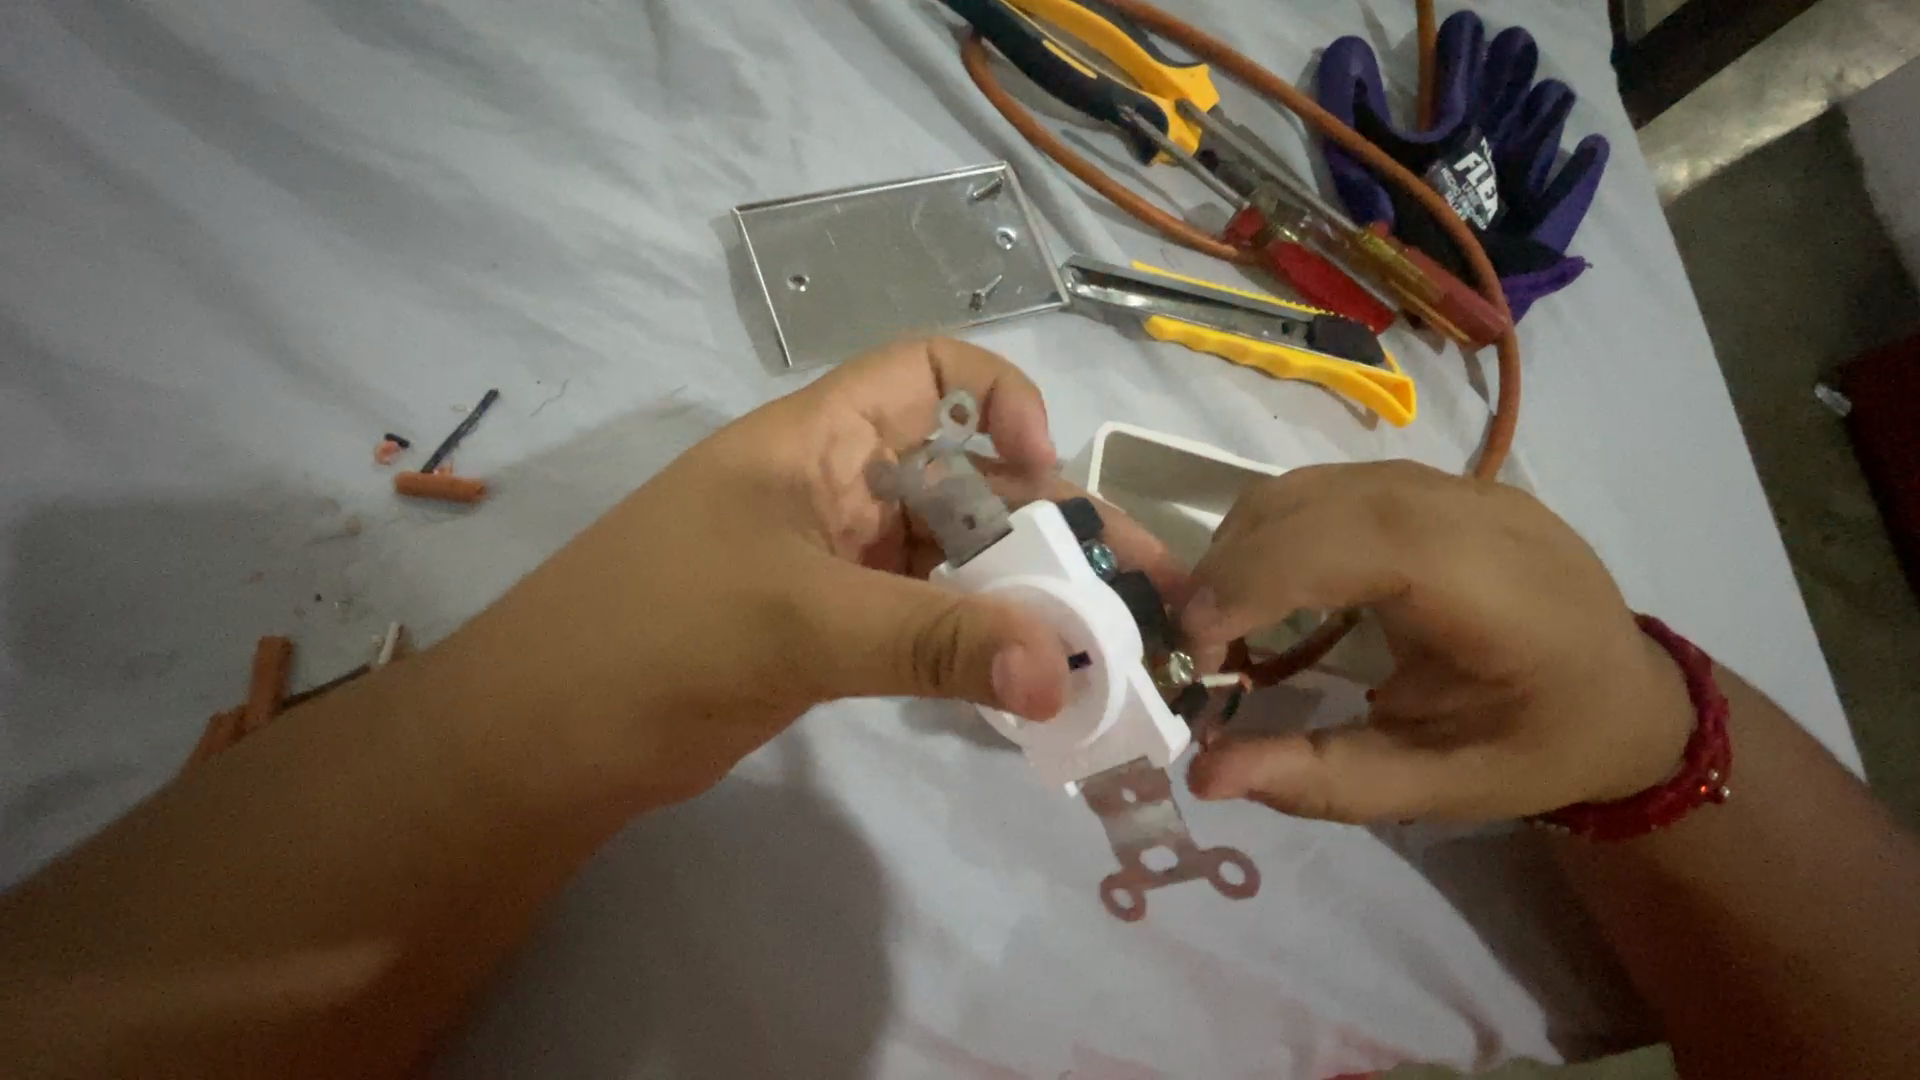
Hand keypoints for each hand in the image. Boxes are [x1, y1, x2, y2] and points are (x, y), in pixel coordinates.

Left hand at [433, 339, 1174, 807]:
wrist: (546, 742)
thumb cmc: (657, 638)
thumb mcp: (801, 625)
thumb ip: (934, 642)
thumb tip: (1060, 674)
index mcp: (820, 440)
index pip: (929, 371)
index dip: (1000, 396)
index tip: (1044, 466)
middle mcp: (838, 488)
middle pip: (963, 476)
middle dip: (1045, 520)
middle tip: (1127, 584)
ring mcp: (838, 561)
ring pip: (951, 554)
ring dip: (1018, 590)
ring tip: (1099, 640)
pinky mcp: (835, 625)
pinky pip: (926, 614)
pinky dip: (974, 638)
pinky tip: (1025, 674)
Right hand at [1179, 461, 1694, 822]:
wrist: (1624, 691)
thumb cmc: (1536, 746)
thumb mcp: (1437, 786)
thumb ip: (1320, 781)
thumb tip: (1203, 775)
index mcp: (1499, 593)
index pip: (1357, 545)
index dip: (1256, 582)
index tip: (1199, 652)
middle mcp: (1471, 514)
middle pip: (1310, 504)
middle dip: (1229, 571)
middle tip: (1198, 646)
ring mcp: (1448, 484)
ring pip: (1300, 487)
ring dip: (1238, 548)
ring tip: (1225, 620)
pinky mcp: (1422, 481)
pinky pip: (1314, 488)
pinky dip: (1265, 533)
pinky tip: (1267, 586)